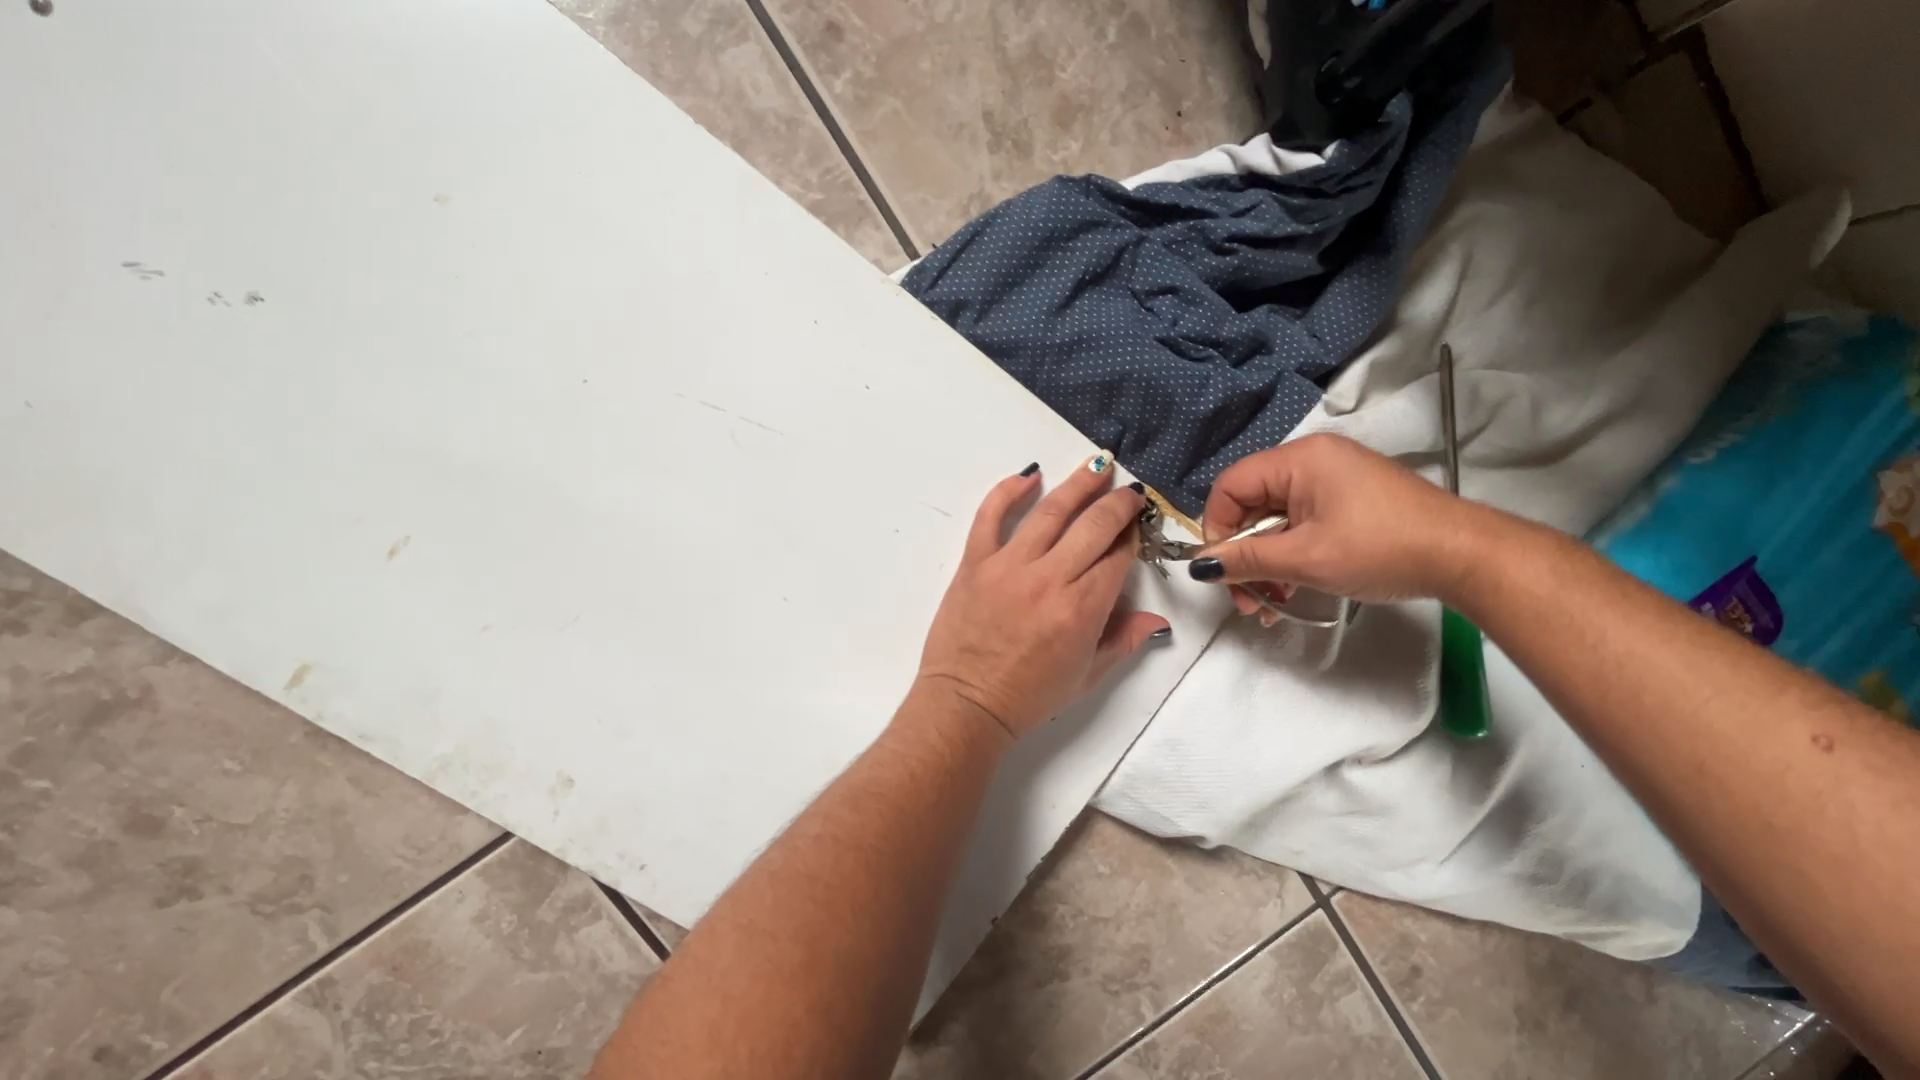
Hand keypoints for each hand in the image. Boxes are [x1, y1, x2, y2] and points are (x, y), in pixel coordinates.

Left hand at [915, 455, 1170, 745]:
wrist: (966, 703)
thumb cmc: (1028, 696)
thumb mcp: (1086, 677)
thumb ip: (1122, 640)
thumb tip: (1157, 619)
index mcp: (1082, 609)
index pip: (1118, 557)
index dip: (1132, 538)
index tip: (1138, 526)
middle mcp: (1050, 579)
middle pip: (1094, 525)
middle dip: (1118, 503)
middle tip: (1130, 490)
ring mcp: (1009, 566)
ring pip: (1050, 511)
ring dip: (1079, 483)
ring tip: (1098, 463)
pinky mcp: (974, 563)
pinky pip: (990, 516)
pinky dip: (1008, 491)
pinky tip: (1029, 475)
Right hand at [1189, 434, 1486, 605]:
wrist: (1464, 556)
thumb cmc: (1380, 549)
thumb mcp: (1306, 559)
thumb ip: (1247, 560)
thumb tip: (1200, 566)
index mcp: (1298, 459)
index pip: (1229, 486)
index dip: (1217, 529)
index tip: (1223, 571)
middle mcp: (1313, 460)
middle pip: (1251, 505)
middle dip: (1242, 555)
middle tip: (1246, 601)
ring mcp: (1335, 480)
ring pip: (1276, 520)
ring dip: (1266, 562)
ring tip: (1270, 604)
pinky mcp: (1351, 501)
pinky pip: (1302, 523)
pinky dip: (1292, 555)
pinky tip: (1294, 589)